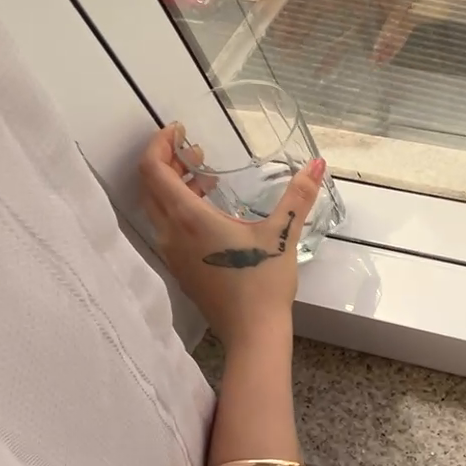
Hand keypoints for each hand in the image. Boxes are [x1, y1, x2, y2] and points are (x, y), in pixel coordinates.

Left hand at [137, 122, 325, 344]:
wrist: (253, 332)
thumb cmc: (263, 284)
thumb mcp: (282, 235)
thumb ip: (298, 197)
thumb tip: (317, 164)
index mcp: (189, 218)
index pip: (154, 168)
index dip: (161, 144)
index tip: (180, 132)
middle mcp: (171, 234)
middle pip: (149, 186)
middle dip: (166, 163)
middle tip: (193, 154)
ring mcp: (172, 255)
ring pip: (156, 209)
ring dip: (172, 188)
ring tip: (203, 182)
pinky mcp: (180, 271)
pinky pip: (167, 230)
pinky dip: (178, 212)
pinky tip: (209, 218)